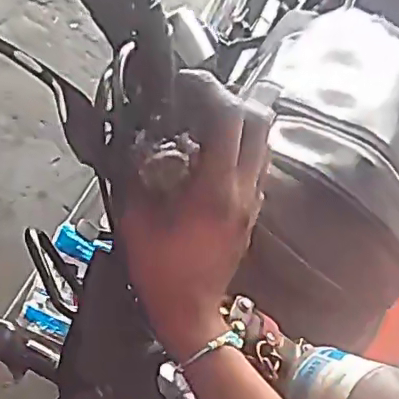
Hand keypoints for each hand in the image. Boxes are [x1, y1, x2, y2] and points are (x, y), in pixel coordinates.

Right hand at [117, 70, 274, 359]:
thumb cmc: (165, 277)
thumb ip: (137, 180)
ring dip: (238, 126)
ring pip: (262, 144)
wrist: (189, 313)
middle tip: (203, 102)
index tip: (188, 86)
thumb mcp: (136, 223)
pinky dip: (237, 154)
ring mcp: (250, 205)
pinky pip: (253, 170)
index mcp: (215, 191)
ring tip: (205, 129)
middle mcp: (241, 193)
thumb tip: (138, 151)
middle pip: (259, 121)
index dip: (207, 90)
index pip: (227, 118)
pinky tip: (209, 162)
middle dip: (232, 100)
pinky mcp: (248, 216)